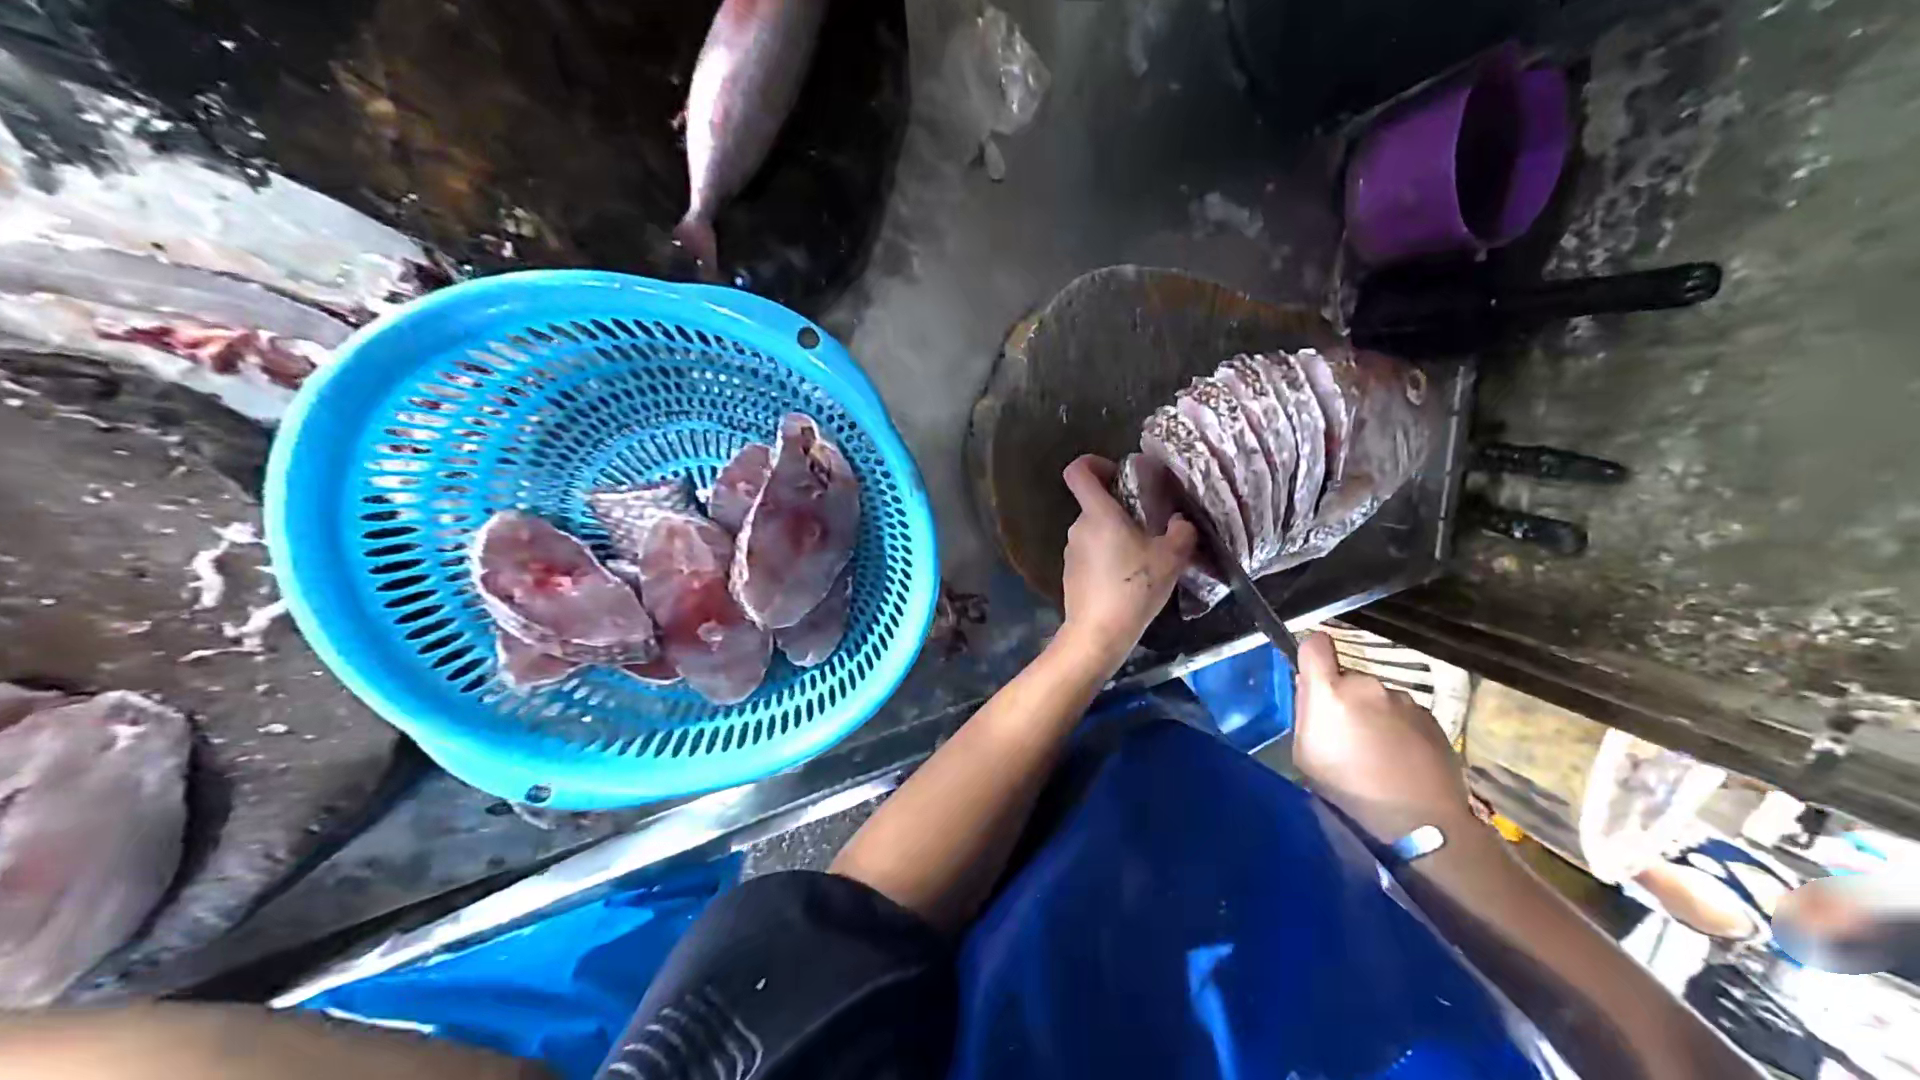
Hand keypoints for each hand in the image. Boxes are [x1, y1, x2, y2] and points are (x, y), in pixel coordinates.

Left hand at [1055, 455, 1195, 675]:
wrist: (1098, 632)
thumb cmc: (1133, 588)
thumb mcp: (1172, 557)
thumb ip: (1181, 532)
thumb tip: (1179, 522)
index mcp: (1098, 513)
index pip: (1079, 471)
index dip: (1094, 463)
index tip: (1117, 472)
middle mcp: (1078, 527)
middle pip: (1095, 503)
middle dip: (1121, 508)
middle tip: (1150, 524)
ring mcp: (1071, 551)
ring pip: (1095, 531)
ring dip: (1117, 536)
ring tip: (1144, 557)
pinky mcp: (1071, 572)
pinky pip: (1091, 553)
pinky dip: (1108, 557)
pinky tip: (1129, 579)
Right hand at [1292, 632, 1472, 842]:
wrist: (1419, 821)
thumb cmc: (1347, 788)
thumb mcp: (1305, 753)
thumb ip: (1306, 713)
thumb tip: (1310, 691)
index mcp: (1330, 691)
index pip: (1316, 644)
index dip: (1312, 654)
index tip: (1313, 674)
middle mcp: (1367, 685)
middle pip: (1348, 678)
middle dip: (1344, 696)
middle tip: (1346, 732)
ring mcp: (1403, 700)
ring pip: (1378, 697)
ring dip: (1373, 713)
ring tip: (1379, 751)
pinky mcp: (1431, 718)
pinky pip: (1404, 714)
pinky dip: (1399, 728)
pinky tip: (1402, 759)